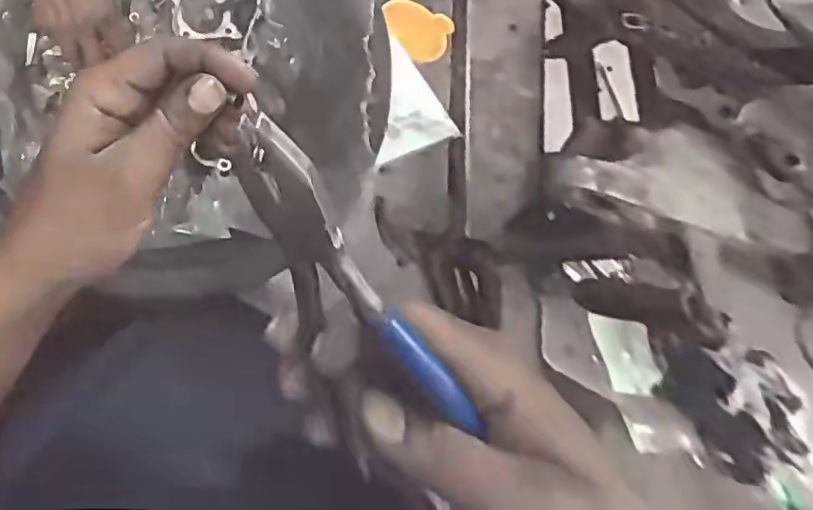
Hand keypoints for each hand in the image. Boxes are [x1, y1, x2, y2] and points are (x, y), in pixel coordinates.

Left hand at [0, 39, 256, 288]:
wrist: (42, 270)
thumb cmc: (77, 223)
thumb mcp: (129, 174)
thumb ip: (171, 126)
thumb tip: (215, 84)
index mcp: (103, 87)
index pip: (164, 52)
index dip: (209, 59)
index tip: (248, 84)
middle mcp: (115, 91)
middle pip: (175, 68)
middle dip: (214, 84)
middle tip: (246, 115)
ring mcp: (126, 115)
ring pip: (180, 94)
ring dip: (211, 109)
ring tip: (232, 138)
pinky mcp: (136, 139)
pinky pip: (176, 120)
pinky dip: (200, 129)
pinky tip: (219, 148)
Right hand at [25, 0, 130, 68]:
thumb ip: (112, 12)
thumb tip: (117, 30)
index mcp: (103, 16)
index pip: (118, 47)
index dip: (123, 55)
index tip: (125, 58)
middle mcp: (82, 27)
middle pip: (93, 61)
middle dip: (101, 65)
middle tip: (104, 65)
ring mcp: (60, 28)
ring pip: (71, 57)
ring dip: (79, 60)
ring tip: (84, 59)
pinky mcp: (42, 23)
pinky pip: (53, 42)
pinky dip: (61, 43)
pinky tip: (65, 40)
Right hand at [274, 303, 645, 509]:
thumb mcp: (530, 499)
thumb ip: (447, 452)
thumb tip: (364, 403)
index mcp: (489, 363)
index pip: (408, 320)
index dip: (353, 326)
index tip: (309, 355)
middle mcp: (463, 368)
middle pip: (384, 339)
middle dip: (330, 348)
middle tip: (282, 370)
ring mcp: (452, 402)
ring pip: (378, 372)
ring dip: (331, 382)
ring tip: (295, 403)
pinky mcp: (445, 434)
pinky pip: (389, 413)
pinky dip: (351, 417)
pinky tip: (323, 428)